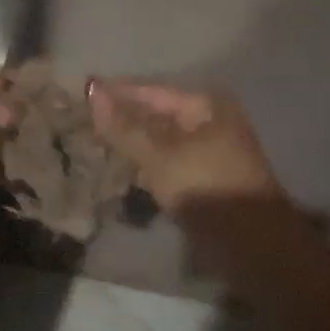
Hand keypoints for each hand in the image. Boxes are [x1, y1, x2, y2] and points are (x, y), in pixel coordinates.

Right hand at [85, 80, 283, 210]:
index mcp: (205, 105)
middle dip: (123, 120)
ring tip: (95, 146)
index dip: (117, 93)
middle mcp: (208, 123)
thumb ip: (124, 127)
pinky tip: (122, 172)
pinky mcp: (203, 181)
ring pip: (160, 142)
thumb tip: (91, 91)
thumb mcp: (159, 155)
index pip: (152, 91)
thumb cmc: (205, 185)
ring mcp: (208, 153)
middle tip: (83, 123)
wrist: (247, 239)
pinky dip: (145, 166)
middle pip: (157, 116)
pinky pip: (166, 165)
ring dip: (131, 145)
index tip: (83, 94)